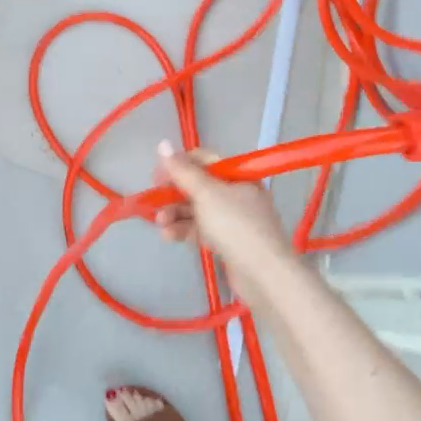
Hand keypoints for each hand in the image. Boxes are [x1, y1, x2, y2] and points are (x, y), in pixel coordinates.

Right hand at [154, 140, 296, 275]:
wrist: (266, 277)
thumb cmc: (236, 227)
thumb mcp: (207, 194)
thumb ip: (182, 171)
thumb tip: (162, 143)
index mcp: (238, 177)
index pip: (203, 160)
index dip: (178, 164)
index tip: (157, 176)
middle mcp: (236, 195)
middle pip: (198, 186)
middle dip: (173, 193)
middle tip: (154, 201)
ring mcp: (233, 220)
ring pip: (197, 209)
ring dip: (175, 214)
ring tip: (160, 224)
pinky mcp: (228, 242)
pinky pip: (201, 229)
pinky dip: (184, 230)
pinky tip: (169, 236)